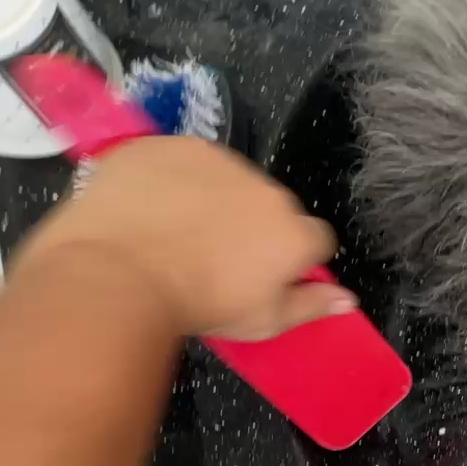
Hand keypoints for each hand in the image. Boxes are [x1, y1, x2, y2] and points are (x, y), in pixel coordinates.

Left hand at [12, 137, 355, 340]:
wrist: (118, 272)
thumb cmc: (202, 303)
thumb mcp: (266, 320)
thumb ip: (313, 305)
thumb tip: (349, 299)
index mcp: (297, 234)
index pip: (318, 239)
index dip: (297, 258)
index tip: (271, 272)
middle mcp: (269, 191)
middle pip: (276, 207)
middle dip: (260, 225)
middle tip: (223, 254)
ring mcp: (219, 162)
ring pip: (234, 180)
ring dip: (222, 198)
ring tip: (186, 228)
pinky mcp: (172, 145)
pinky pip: (189, 160)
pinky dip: (181, 177)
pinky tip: (160, 204)